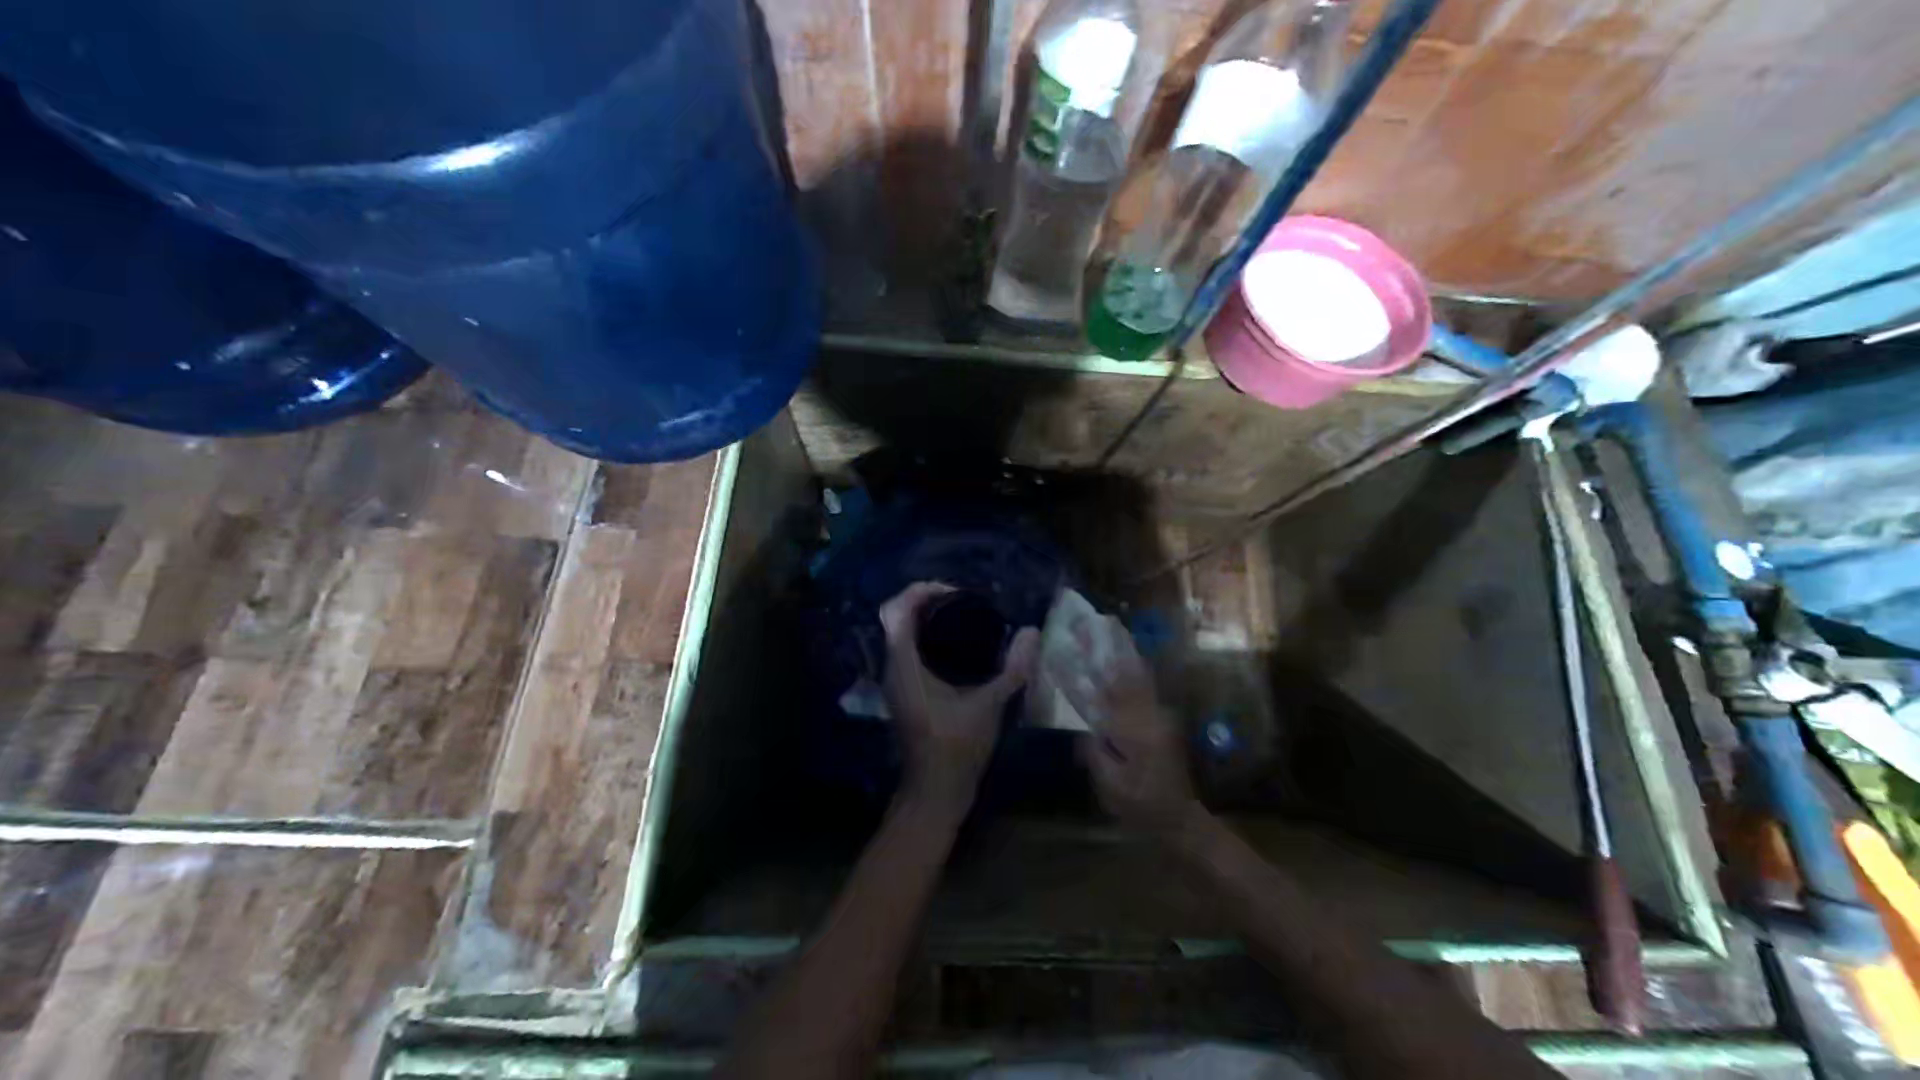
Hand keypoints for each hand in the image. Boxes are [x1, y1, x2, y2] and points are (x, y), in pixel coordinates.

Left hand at [880, 583, 1038, 812]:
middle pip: (895, 617)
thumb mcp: (989, 706)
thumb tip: (1031, 632)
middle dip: (924, 600)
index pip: (896, 610)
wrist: (934, 792)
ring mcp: (895, 681)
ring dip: (924, 618)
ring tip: (962, 615)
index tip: (955, 592)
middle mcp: (892, 668)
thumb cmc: (956, 749)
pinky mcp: (903, 691)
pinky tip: (957, 645)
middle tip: (962, 600)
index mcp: (904, 665)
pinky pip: (906, 649)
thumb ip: (1012, 669)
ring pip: (899, 633)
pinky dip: (925, 636)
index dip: (921, 591)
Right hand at [1052, 617, 1203, 837]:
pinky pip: (1144, 683)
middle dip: (1104, 645)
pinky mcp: (1161, 717)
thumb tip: (1082, 725)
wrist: (1180, 818)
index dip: (1078, 672)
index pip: (1101, 694)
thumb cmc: (1141, 806)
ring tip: (1108, 622)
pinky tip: (1126, 649)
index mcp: (1134, 731)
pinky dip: (1134, 662)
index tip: (1060, 650)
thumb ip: (1095, 752)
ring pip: (1137, 672)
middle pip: (1123, 673)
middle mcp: (1149, 715)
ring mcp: (1158, 714)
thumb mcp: (1110, 786)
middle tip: (1085, 621)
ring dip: (1122, 647)